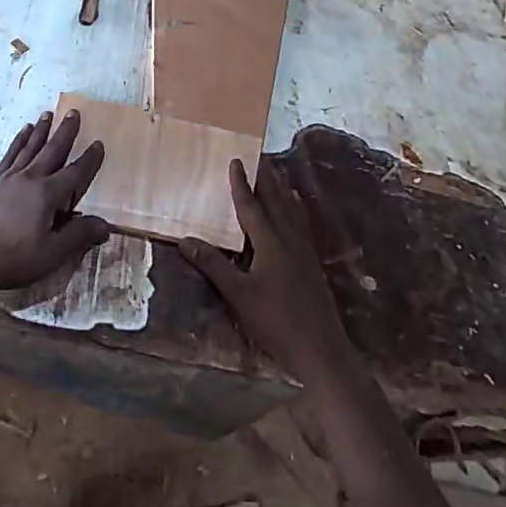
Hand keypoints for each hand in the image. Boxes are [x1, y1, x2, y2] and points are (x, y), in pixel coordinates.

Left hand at [0, 110, 110, 298]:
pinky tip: (22, 134)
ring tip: (47, 114)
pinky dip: (18, 141)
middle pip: (51, 150)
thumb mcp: (52, 253)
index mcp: (47, 194)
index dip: (89, 159)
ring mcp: (8, 178)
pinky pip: (9, 155)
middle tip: (73, 113)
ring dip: (40, 131)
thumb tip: (106, 225)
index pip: (75, 172)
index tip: (98, 144)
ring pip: (29, 147)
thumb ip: (79, 236)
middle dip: (65, 132)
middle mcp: (29, 178)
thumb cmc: (12, 258)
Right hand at [179, 156, 355, 385]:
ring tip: (276, 173)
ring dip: (281, 190)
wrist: (321, 350)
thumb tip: (185, 240)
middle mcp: (289, 240)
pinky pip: (301, 223)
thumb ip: (213, 265)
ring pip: (291, 211)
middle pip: (276, 201)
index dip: (241, 183)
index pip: (251, 206)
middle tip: (258, 156)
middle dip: (265, 178)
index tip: (235, 161)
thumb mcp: (238, 294)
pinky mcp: (312, 263)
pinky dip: (295, 208)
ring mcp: (304, 251)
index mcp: (271, 243)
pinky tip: (296, 209)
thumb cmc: (276, 322)